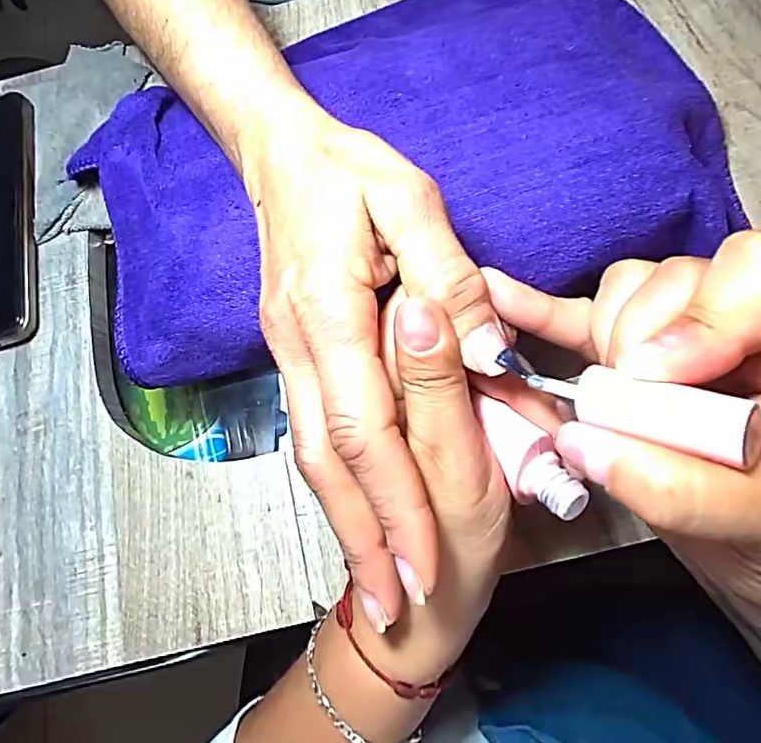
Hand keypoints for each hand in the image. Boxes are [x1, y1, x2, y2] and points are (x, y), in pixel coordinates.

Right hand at [245, 111, 508, 632]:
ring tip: (373, 577)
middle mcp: (295, 339)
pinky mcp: (286, 341)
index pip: (364, 422)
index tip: (425, 566)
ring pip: (308, 445)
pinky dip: (331, 475)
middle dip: (362, 534)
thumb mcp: (409, 202)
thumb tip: (484, 353)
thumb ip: (450, 279)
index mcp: (327, 307)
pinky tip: (351, 502)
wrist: (277, 153)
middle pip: (326, 454)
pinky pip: (307, 421)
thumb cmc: (344, 168)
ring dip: (342, 515)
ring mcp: (283, 343)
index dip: (395, 501)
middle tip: (394, 607)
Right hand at [476, 230, 760, 637]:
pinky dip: (540, 310)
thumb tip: (588, 442)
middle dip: (642, 339)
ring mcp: (686, 324)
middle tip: (630, 405)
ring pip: (625, 290)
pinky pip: (580, 313)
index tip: (666, 376)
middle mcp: (758, 317)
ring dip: (604, 342)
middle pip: (679, 278)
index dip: (707, 313)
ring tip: (611, 401)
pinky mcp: (630, 345)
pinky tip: (503, 296)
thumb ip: (685, 487)